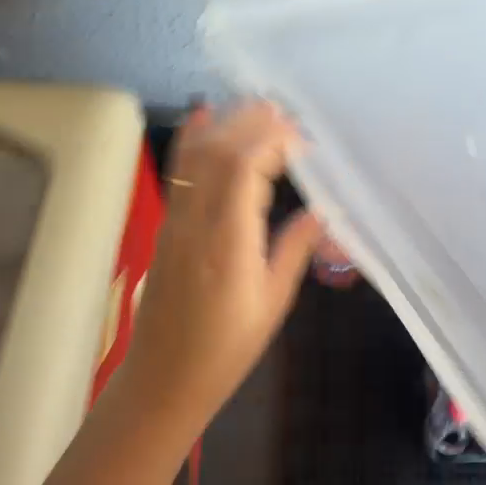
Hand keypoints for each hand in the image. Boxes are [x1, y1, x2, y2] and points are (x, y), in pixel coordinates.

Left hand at [118, 100, 324, 428]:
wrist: (163, 379)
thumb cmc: (226, 349)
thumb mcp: (272, 303)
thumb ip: (294, 249)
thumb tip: (322, 210)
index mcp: (228, 242)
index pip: (243, 169)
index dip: (272, 142)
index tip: (303, 142)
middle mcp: (197, 221)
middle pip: (219, 151)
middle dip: (253, 122)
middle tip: (285, 112)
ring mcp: (176, 219)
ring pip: (196, 156)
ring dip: (227, 123)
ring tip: (257, 107)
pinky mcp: (166, 223)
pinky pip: (178, 170)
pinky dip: (190, 138)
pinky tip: (203, 115)